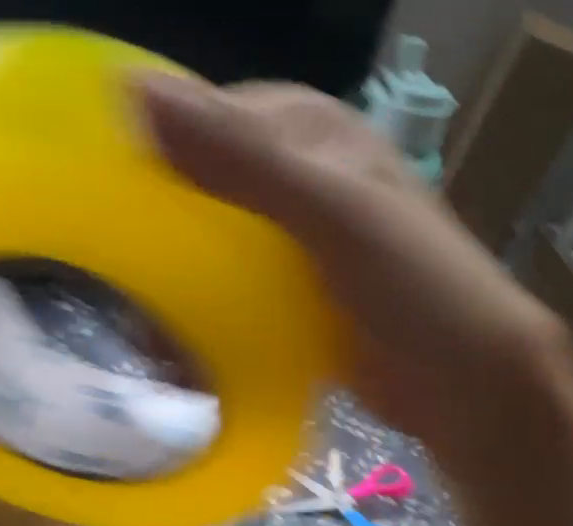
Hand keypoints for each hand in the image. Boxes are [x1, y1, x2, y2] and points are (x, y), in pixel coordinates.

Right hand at [133, 75, 572, 471]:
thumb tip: (130, 91)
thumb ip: (241, 158)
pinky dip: (209, 326)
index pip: (208, 117)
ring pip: (215, 251)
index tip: (102, 207)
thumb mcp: (332, 212)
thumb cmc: (415, 287)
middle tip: (127, 294)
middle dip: (161, 242)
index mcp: (313, 134)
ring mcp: (303, 246)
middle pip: (203, 190)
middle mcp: (304, 179)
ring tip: (153, 345)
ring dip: (179, 295)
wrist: (470, 387)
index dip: (151, 151)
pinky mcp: (302, 302)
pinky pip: (237, 301)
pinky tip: (188, 362)